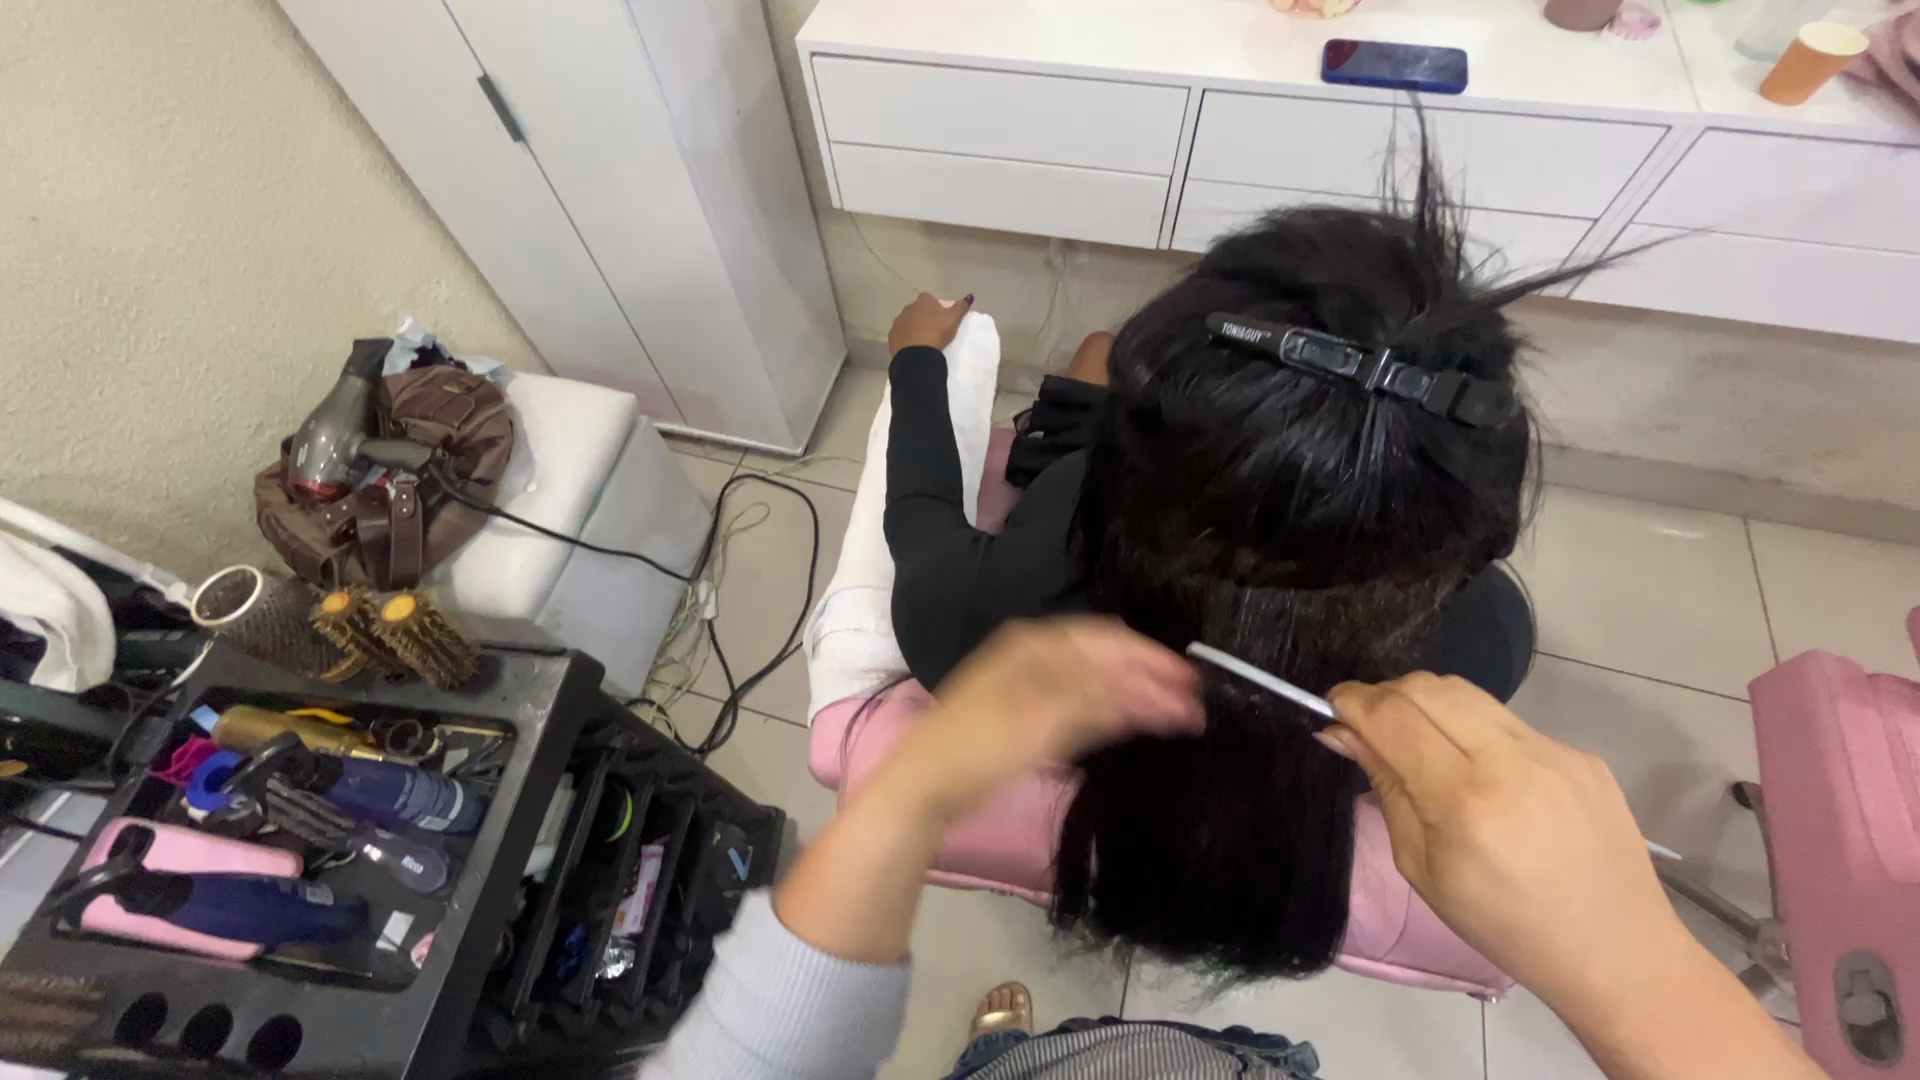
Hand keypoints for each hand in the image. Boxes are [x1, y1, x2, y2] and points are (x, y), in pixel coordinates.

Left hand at [879, 618, 1201, 820]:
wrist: (924, 784)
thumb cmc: (976, 747)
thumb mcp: (1037, 721)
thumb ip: (1094, 700)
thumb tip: (1150, 688)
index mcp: (1034, 645)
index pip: (1105, 641)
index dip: (1149, 660)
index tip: (1188, 681)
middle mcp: (1034, 655)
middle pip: (1104, 658)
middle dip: (1148, 677)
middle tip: (1192, 700)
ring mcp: (1030, 684)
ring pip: (1094, 680)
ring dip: (1134, 694)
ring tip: (1175, 712)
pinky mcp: (1028, 714)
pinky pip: (1079, 702)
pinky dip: (1110, 710)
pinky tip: (1130, 719)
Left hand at [888, 292, 972, 354]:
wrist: (918, 353)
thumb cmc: (937, 332)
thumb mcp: (953, 319)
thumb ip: (961, 307)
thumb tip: (970, 296)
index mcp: (924, 301)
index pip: (929, 299)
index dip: (935, 308)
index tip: (940, 318)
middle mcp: (908, 307)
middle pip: (917, 310)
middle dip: (922, 317)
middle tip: (932, 331)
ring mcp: (898, 321)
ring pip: (907, 322)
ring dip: (912, 327)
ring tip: (922, 340)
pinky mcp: (892, 335)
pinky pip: (900, 335)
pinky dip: (905, 339)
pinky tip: (912, 347)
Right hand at [1322, 674, 1690, 1010]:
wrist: (1619, 955)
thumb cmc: (1502, 923)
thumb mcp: (1419, 864)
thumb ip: (1384, 785)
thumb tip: (1340, 732)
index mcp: (1465, 803)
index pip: (1391, 716)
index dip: (1350, 701)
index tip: (1331, 709)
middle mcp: (1512, 763)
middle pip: (1425, 687)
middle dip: (1383, 694)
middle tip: (1370, 724)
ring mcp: (1554, 753)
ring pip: (1464, 691)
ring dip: (1424, 702)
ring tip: (1416, 738)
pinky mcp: (1580, 755)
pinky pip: (1504, 719)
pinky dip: (1469, 728)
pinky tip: (1478, 769)